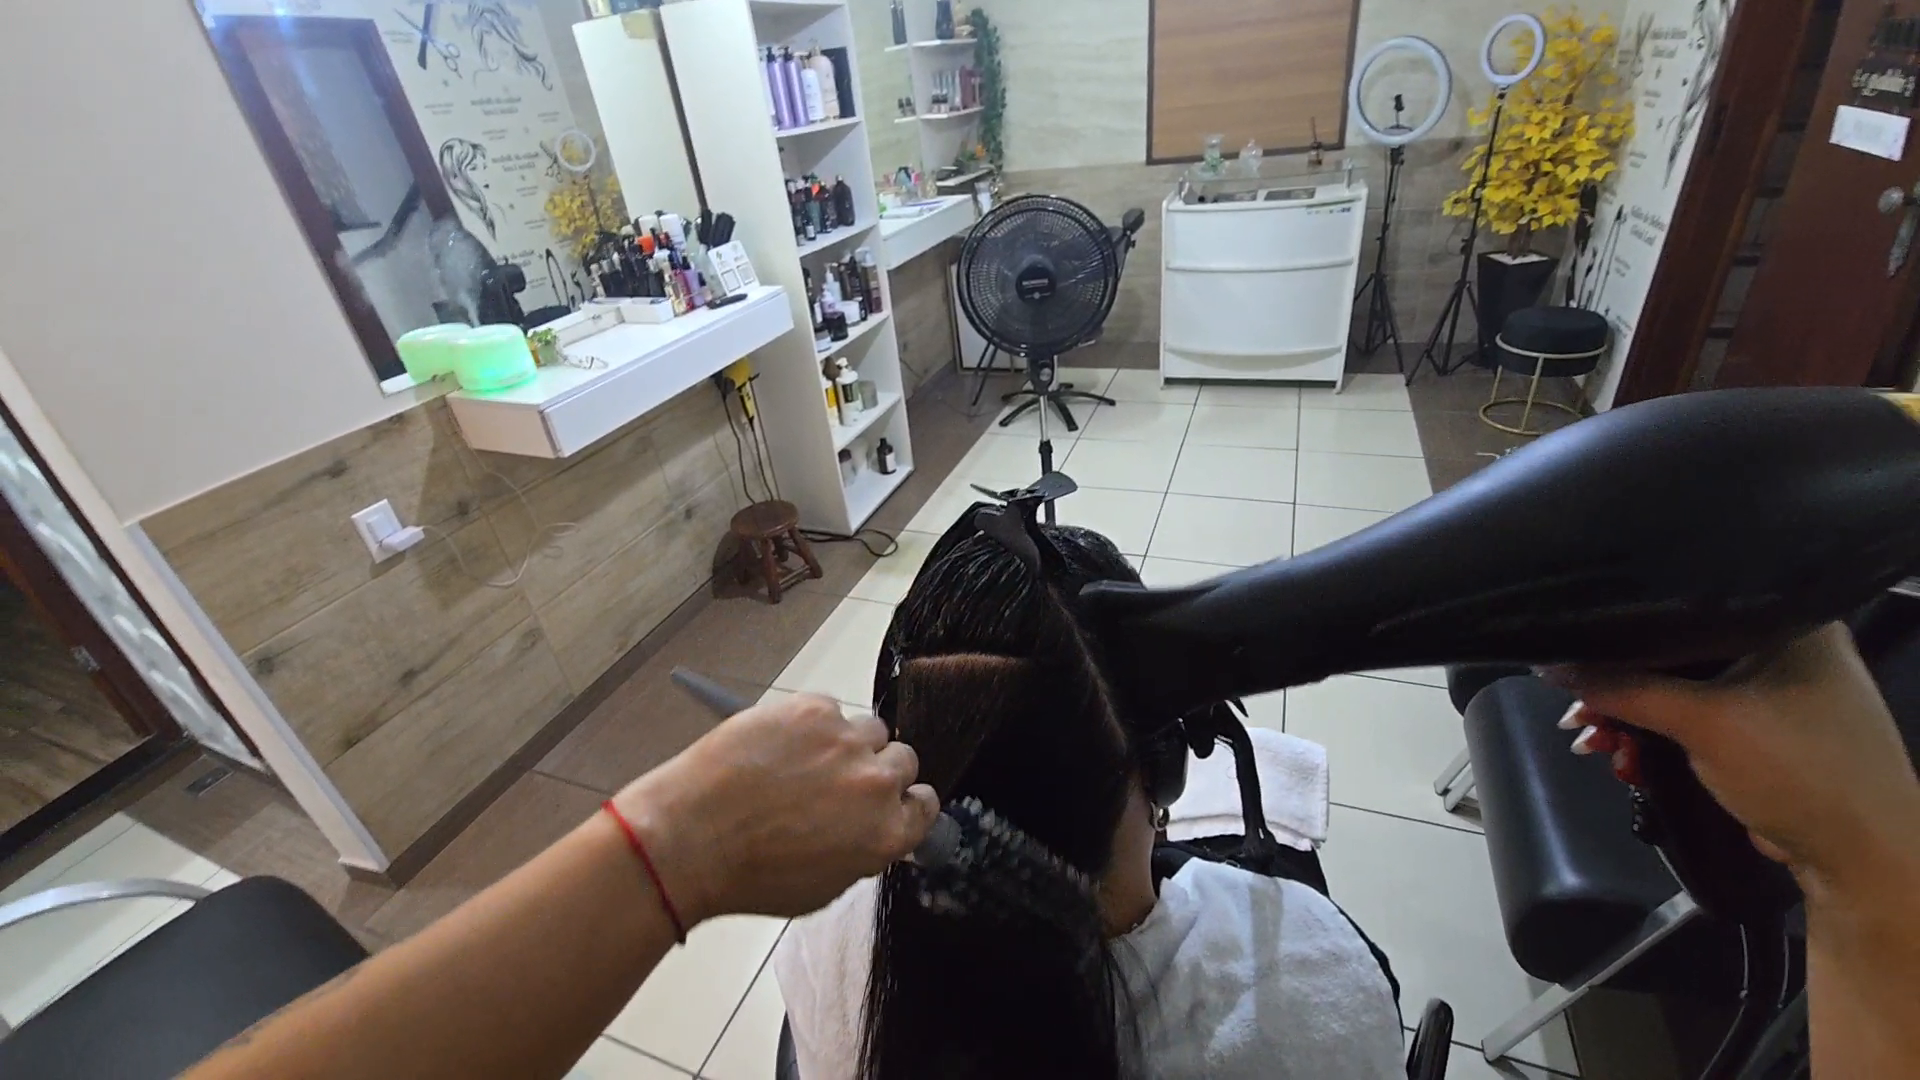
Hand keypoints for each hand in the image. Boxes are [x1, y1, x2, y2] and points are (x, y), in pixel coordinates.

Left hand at [612, 694, 939, 923]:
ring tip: (805, 758)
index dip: (906, 799)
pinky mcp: (814, 708)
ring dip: (847, 741)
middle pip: (903, 758)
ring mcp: (846, 740)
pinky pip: (829, 708)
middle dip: (878, 767)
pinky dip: (810, 723)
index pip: (926, 803)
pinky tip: (779, 745)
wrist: (690, 837)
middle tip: (840, 778)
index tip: (891, 798)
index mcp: (886, 833)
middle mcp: (877, 783)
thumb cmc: (749, 874)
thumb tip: (872, 827)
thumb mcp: (824, 887)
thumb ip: (863, 850)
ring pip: (869, 728)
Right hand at [1548, 624, 1919, 897]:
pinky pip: (1686, 717)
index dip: (1623, 630)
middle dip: (1615, 688)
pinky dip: (1651, 736)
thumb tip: (1547, 665)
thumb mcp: (1701, 722)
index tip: (1575, 655)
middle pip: (1669, 656)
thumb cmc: (1800, 772)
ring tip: (1594, 746)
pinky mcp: (1758, 728)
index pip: (1683, 610)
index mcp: (1789, 626)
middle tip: (1579, 716)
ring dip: (1626, 719)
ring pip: (1672, 689)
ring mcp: (1771, 691)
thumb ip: (1620, 688)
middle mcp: (1781, 650)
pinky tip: (1624, 759)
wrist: (1865, 862)